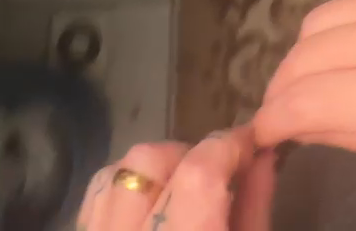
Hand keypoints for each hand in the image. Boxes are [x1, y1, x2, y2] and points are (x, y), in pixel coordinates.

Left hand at [77, 126, 275, 230]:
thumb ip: (255, 208)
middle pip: (147, 163)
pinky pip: (92, 205)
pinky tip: (146, 210)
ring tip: (179, 195)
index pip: (198, 175)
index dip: (228, 146)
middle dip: (188, 156)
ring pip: (112, 176)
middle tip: (216, 177)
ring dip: (151, 171)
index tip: (249, 147)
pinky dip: (120, 192)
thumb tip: (263, 154)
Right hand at [252, 0, 355, 157]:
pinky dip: (332, 25)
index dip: (270, 120)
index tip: (264, 131)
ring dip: (303, 53)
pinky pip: (340, 1)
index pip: (296, 103)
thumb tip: (288, 124)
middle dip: (282, 88)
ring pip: (311, 24)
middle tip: (288, 106)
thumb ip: (336, 133)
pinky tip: (348, 42)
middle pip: (296, 59)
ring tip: (319, 73)